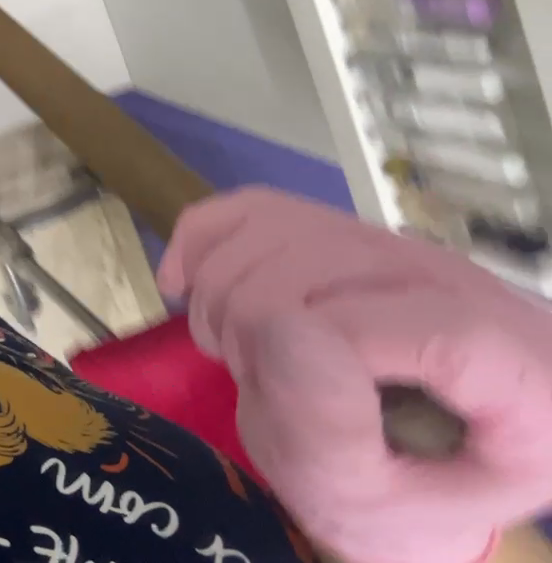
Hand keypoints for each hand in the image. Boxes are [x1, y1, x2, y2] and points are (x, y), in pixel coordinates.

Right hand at [159, 189, 551, 562]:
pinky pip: (250, 208)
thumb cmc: (374, 498)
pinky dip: (199, 243)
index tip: (266, 379)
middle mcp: (481, 296)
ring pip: (282, 225)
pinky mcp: (335, 232)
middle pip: (339, 260)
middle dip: (251, 314)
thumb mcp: (353, 492)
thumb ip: (326, 423)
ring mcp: (404, 254)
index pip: (435, 328)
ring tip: (227, 344)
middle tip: (239, 371)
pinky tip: (188, 288)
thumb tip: (281, 325)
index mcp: (528, 380)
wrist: (366, 472)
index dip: (328, 342)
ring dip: (219, 285)